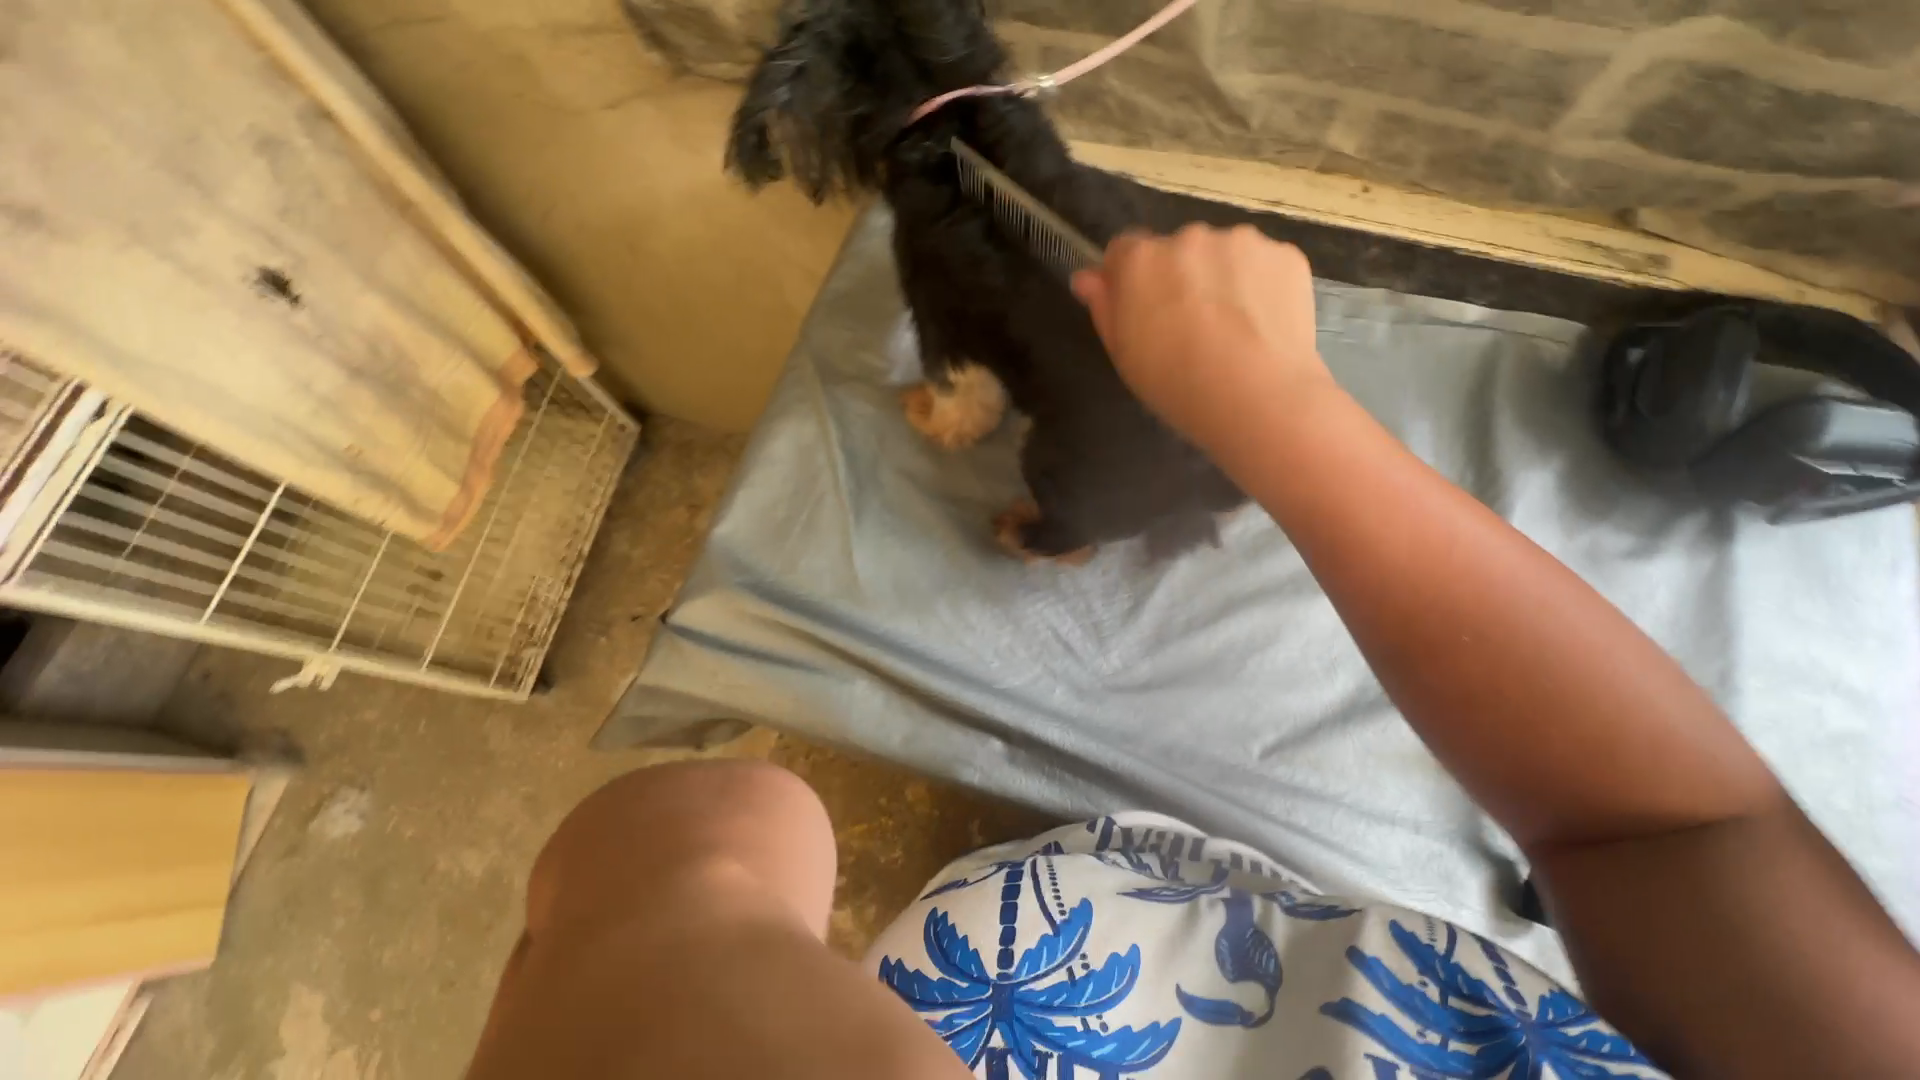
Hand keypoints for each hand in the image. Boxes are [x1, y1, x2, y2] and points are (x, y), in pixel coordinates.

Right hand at [1071, 224, 1330, 449]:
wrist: (1258, 398)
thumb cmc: (1176, 385)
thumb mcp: (1125, 356)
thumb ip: (1104, 308)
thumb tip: (1087, 278)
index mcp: (1140, 260)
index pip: (1124, 250)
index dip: (1132, 280)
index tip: (1144, 312)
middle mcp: (1188, 237)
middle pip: (1177, 250)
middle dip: (1181, 277)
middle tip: (1193, 327)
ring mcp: (1241, 241)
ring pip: (1224, 254)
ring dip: (1223, 278)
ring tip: (1235, 328)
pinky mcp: (1285, 254)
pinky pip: (1264, 264)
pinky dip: (1262, 286)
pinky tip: (1264, 325)